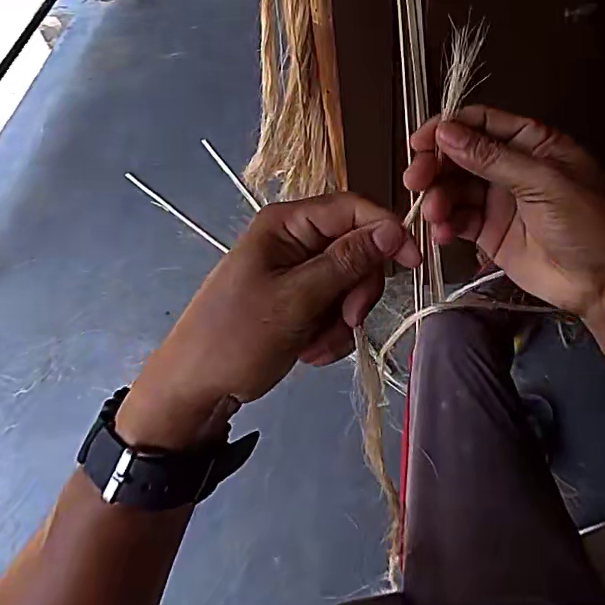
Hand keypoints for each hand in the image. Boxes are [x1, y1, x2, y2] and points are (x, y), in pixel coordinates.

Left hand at [119, 192, 420, 449]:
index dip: (388, 231)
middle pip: (358, 248)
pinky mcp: (300, 298)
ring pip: (351, 282)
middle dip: (358, 289)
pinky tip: (310, 350)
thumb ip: (348, 261)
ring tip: (317, 345)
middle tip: (349, 320)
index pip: (353, 209)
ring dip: (343, 318)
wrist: (190, 395)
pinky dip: (332, 331)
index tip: (414, 262)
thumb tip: (395, 228)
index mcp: (287, 223)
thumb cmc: (235, 339)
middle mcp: (296, 239)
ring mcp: (298, 270)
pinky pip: (337, 305)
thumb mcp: (297, 299)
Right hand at [402, 105, 604, 319]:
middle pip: (461, 155)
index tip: (421, 141)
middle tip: (416, 179)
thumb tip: (449, 133)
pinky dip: (445, 224)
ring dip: (437, 197)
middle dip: (435, 164)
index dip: (448, 128)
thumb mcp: (545, 183)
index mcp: (533, 143)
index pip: (482, 123)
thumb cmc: (594, 224)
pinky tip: (443, 233)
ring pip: (455, 188)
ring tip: (434, 213)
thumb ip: (494, 158)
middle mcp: (513, 167)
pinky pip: (460, 220)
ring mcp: (501, 200)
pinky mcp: (493, 232)